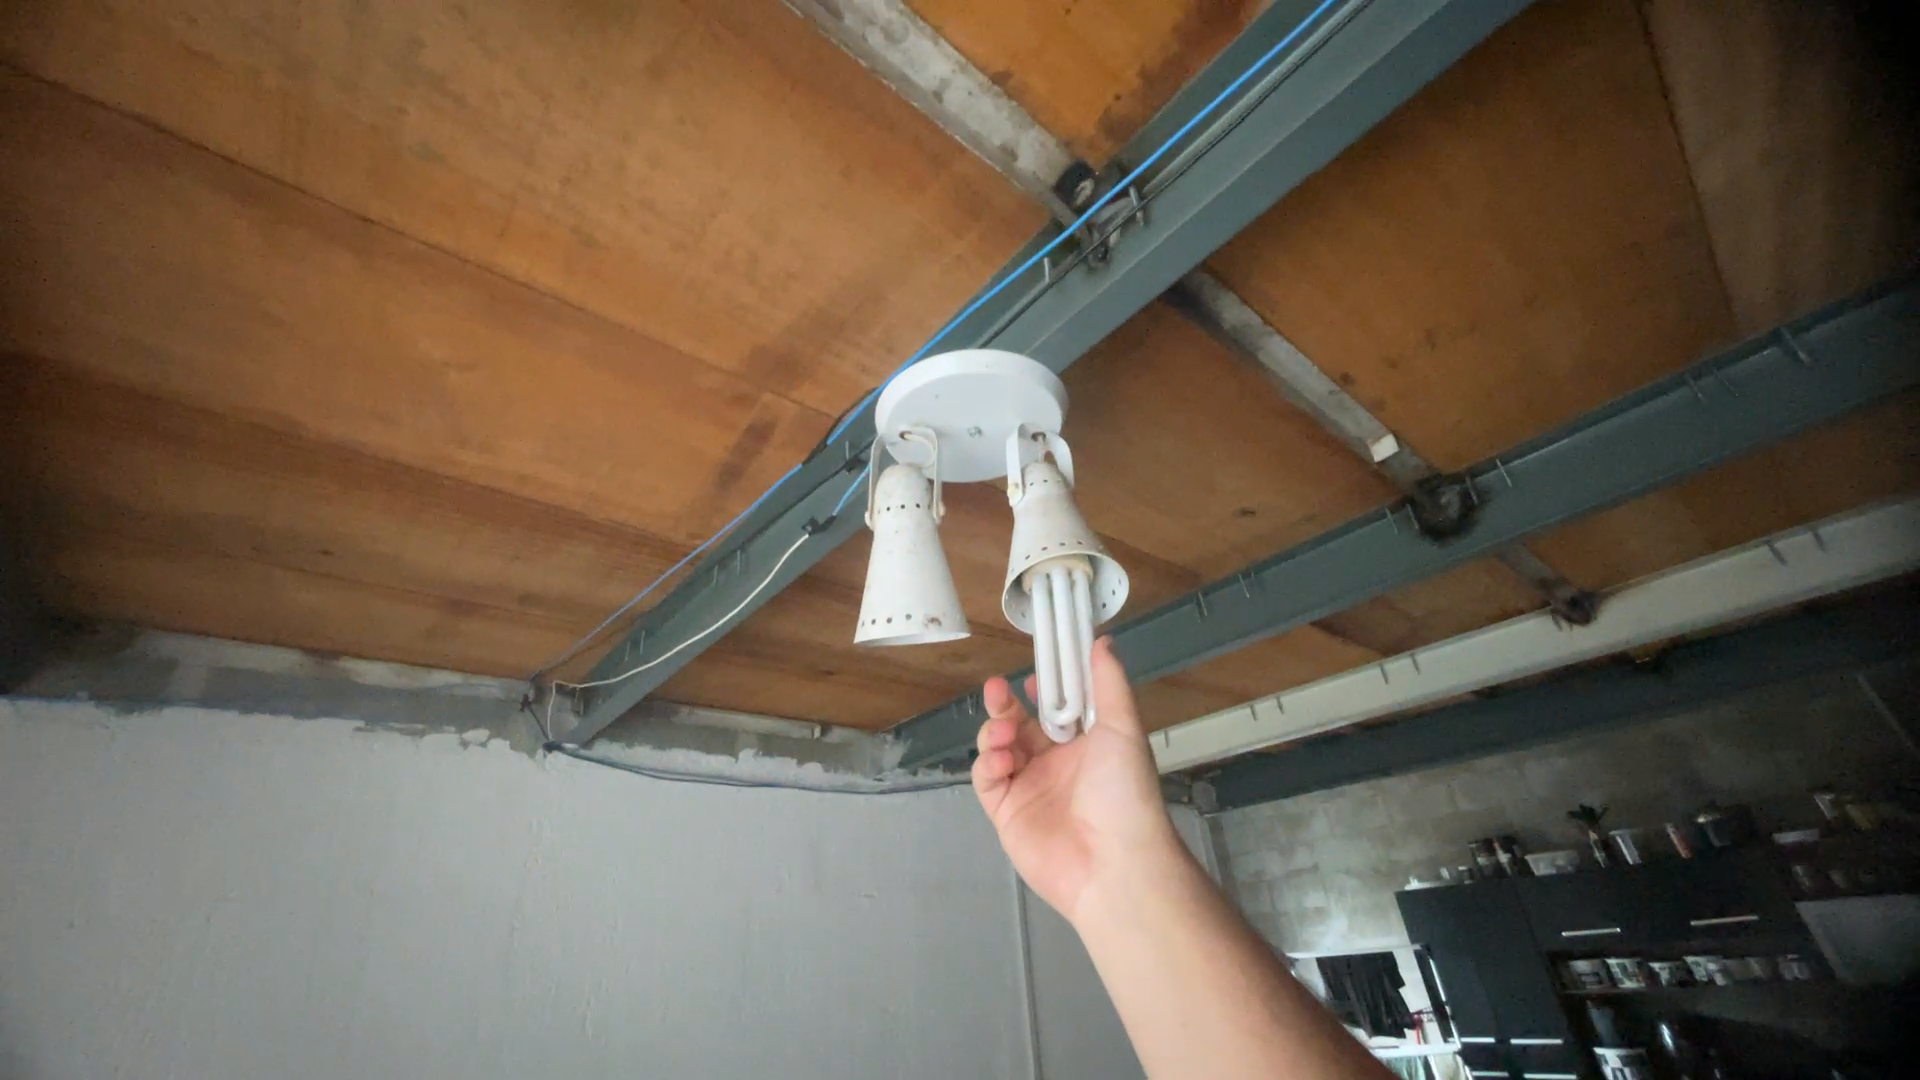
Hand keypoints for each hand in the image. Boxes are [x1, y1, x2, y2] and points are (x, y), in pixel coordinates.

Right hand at [971, 637, 1181, 922]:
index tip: (1031, 674)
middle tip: (997, 690)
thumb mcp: (1123, 728)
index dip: (1041, 690)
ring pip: (998, 748)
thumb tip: (1102, 640)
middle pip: (1019, 724)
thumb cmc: (1124, 791)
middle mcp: (1054, 764)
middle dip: (1005, 705)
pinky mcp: (1006, 813)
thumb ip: (1108, 683)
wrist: (1114, 864)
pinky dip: (987, 763)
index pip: (1055, 710)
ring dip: (994, 731)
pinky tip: (1000, 760)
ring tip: (1003, 730)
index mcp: (1084, 746)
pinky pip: (986, 780)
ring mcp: (1028, 788)